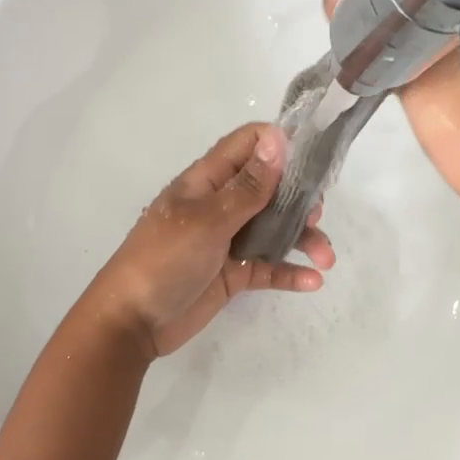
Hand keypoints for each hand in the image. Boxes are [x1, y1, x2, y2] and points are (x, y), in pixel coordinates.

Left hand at [81, 123, 334, 357]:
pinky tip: (313, 281)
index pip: (247, 146)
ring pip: (275, 230)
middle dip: (300, 198)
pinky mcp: (233, 275)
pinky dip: (290, 272)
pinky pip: (269, 268)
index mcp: (206, 182)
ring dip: (303, 239)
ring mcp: (227, 242)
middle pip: (270, 189)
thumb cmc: (163, 260)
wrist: (133, 320)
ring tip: (326, 257)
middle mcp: (220, 206)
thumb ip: (247, 186)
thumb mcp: (207, 220)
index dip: (279, 145)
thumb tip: (277, 139)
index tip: (312, 158)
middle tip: (316, 215)